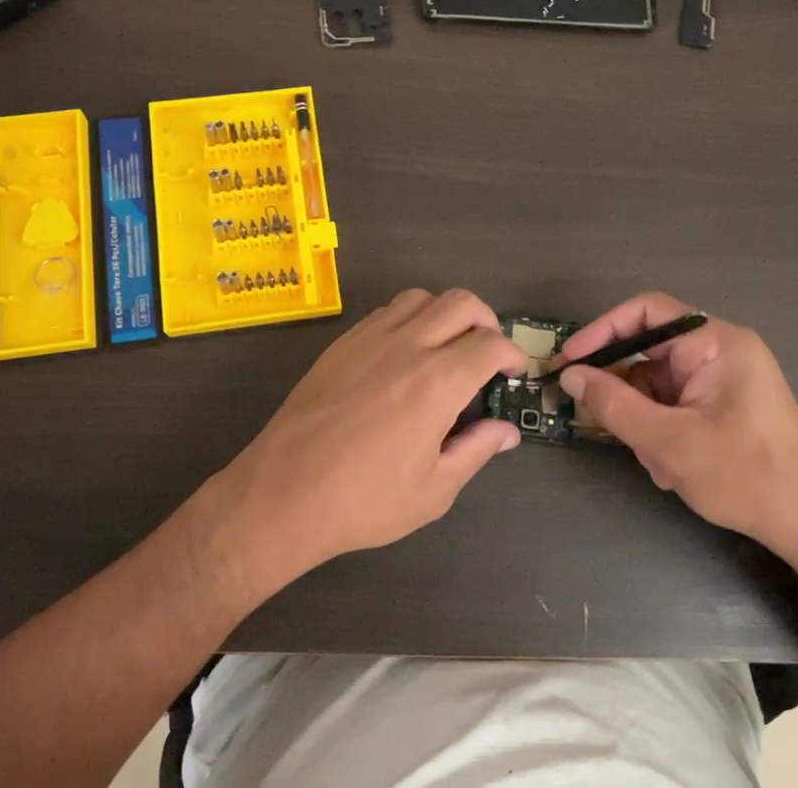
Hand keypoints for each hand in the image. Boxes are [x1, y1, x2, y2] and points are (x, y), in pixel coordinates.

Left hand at [206, 288, 527, 584]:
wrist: (285, 491)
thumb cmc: (364, 500)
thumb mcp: (433, 490)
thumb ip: (475, 451)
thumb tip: (505, 430)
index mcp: (438, 382)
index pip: (491, 343)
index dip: (512, 354)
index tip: (513, 373)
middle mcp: (407, 347)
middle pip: (461, 303)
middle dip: (486, 322)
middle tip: (486, 354)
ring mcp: (369, 339)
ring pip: (421, 298)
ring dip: (444, 313)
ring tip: (446, 347)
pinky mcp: (340, 344)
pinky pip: (385, 311)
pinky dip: (408, 319)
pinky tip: (403, 354)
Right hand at [556, 293, 797, 563]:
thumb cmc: (747, 476)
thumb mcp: (670, 442)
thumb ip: (614, 405)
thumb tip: (570, 375)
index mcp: (717, 344)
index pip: (647, 312)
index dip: (602, 331)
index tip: (568, 360)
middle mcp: (719, 353)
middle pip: (647, 352)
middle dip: (623, 391)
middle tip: (595, 417)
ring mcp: (721, 381)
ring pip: (655, 385)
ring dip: (642, 420)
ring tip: (654, 460)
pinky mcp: (721, 407)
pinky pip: (672, 405)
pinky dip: (659, 433)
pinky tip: (668, 468)